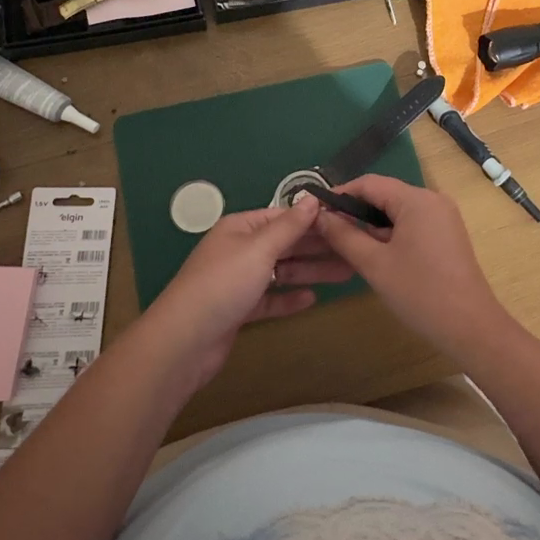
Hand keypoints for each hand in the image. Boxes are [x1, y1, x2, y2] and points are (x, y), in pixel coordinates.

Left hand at [140, 195, 352, 391]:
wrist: (184, 341)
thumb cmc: (223, 285)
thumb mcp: (259, 249)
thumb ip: (289, 226)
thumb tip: (313, 198)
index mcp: (241, 228)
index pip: (283, 217)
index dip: (314, 219)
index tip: (346, 221)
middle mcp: (239, 250)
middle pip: (285, 244)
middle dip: (318, 246)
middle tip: (355, 249)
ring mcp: (238, 281)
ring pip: (281, 272)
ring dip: (311, 272)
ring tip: (346, 273)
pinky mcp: (239, 310)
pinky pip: (270, 299)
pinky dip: (289, 298)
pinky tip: (312, 299)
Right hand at [314, 175, 516, 358]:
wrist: (470, 327)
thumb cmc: (419, 292)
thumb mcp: (374, 264)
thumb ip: (344, 236)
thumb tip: (319, 216)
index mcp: (417, 199)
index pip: (370, 183)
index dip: (340, 194)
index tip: (315, 211)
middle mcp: (433, 200)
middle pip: (385, 195)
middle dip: (355, 211)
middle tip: (326, 232)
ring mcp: (444, 217)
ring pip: (398, 211)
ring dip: (372, 225)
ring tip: (345, 245)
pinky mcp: (447, 235)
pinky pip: (412, 224)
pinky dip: (391, 234)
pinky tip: (375, 255)